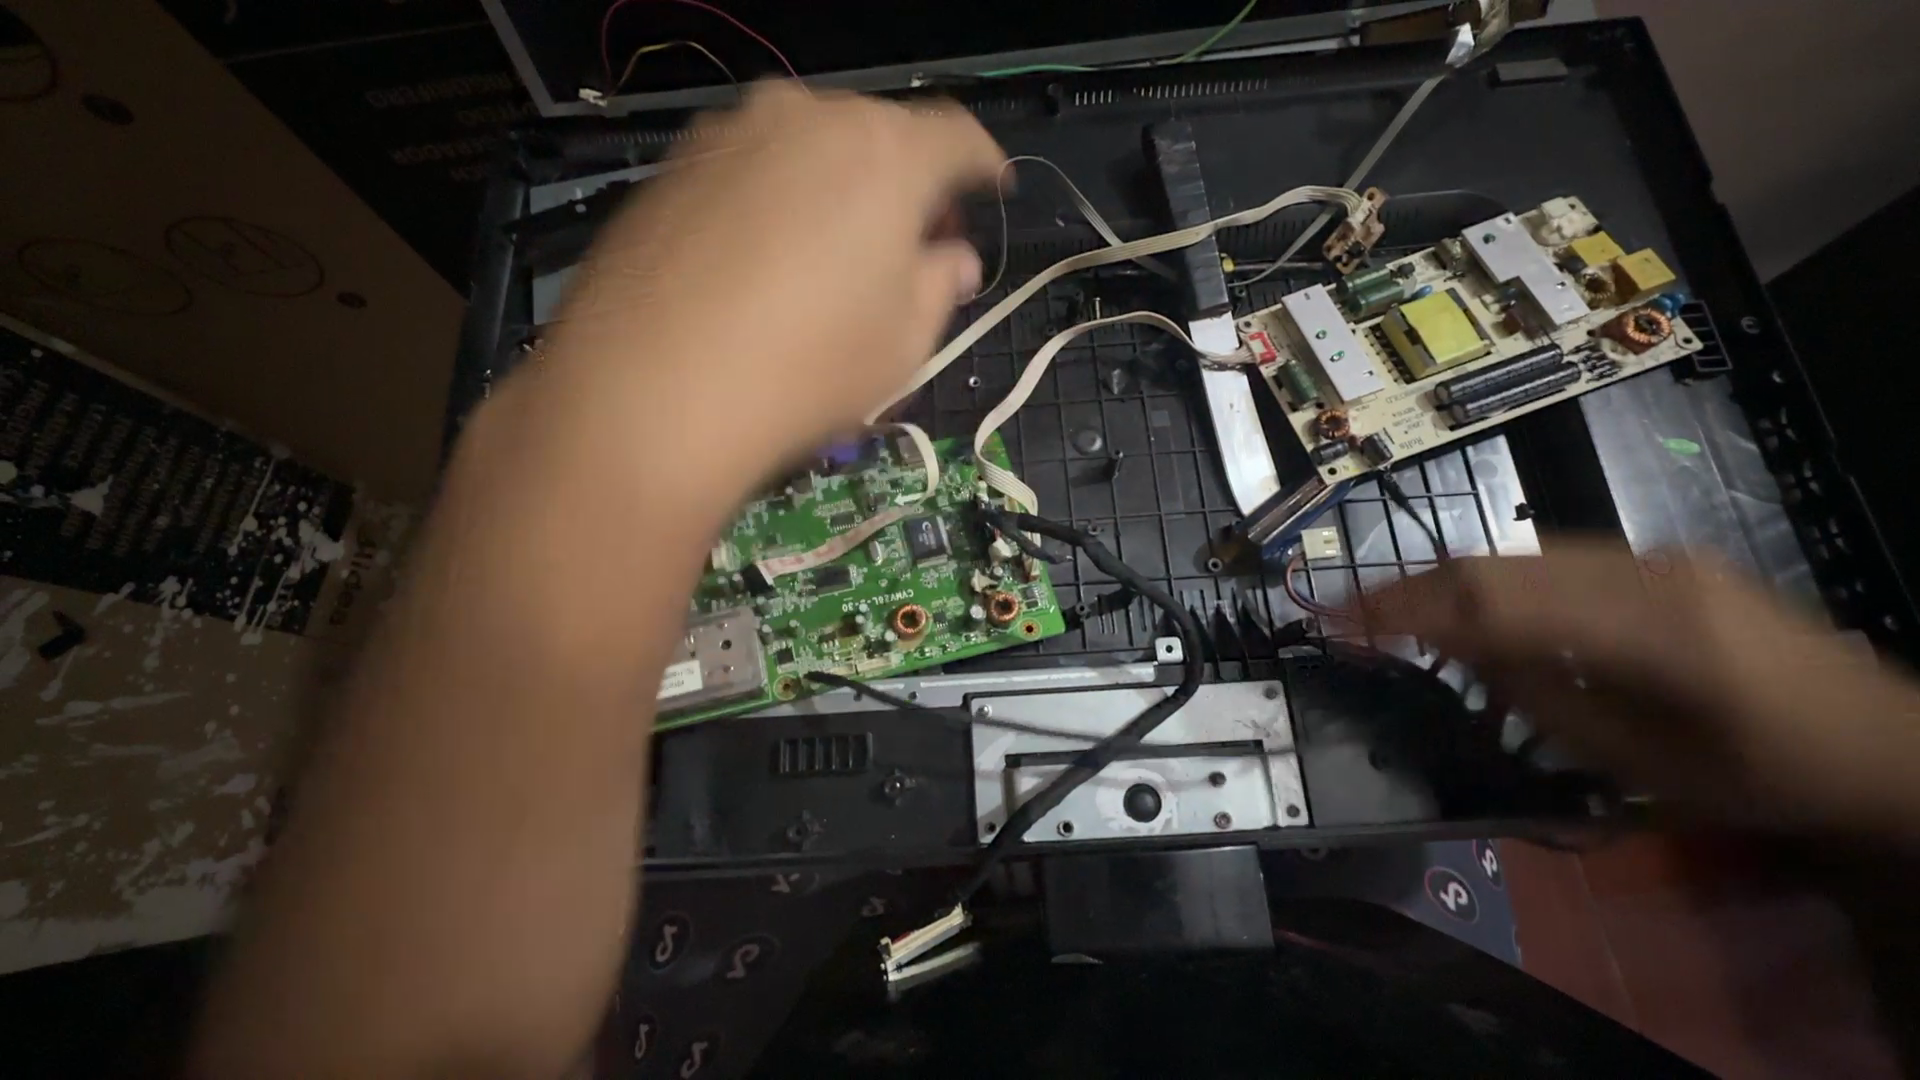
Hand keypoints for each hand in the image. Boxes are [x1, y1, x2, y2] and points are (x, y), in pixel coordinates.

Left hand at [529, 82, 1001, 497]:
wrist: (648, 394)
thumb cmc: (806, 368)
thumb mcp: (905, 342)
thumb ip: (941, 285)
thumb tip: (949, 260)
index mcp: (885, 152)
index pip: (957, 138)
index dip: (983, 167)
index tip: (991, 192)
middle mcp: (807, 119)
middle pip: (880, 139)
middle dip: (908, 187)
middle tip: (914, 246)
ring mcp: (730, 137)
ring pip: (811, 152)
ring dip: (840, 193)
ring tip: (839, 258)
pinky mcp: (673, 168)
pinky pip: (754, 173)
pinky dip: (779, 204)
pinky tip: (771, 264)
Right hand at [1359, 541, 1919, 839]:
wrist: (1886, 746)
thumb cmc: (1764, 777)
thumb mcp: (1643, 764)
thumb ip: (1540, 697)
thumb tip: (1460, 651)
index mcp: (1649, 631)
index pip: (1492, 605)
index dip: (1403, 610)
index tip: (1335, 620)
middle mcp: (1646, 573)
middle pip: (1494, 566)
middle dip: (1407, 588)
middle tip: (1342, 609)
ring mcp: (1655, 558)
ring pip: (1515, 555)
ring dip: (1442, 580)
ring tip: (1386, 607)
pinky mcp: (1658, 560)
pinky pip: (1549, 560)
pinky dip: (1489, 579)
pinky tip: (1464, 603)